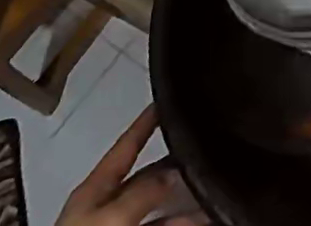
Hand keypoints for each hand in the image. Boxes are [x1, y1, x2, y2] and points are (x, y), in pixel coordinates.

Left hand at [56, 106, 201, 225]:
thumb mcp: (109, 219)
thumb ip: (142, 193)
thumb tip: (175, 171)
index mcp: (95, 191)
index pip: (126, 146)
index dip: (146, 122)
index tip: (168, 98)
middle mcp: (106, 208)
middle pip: (147, 179)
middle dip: (177, 169)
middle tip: (210, 154)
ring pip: (157, 211)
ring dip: (185, 206)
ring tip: (215, 198)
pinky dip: (180, 224)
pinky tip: (203, 220)